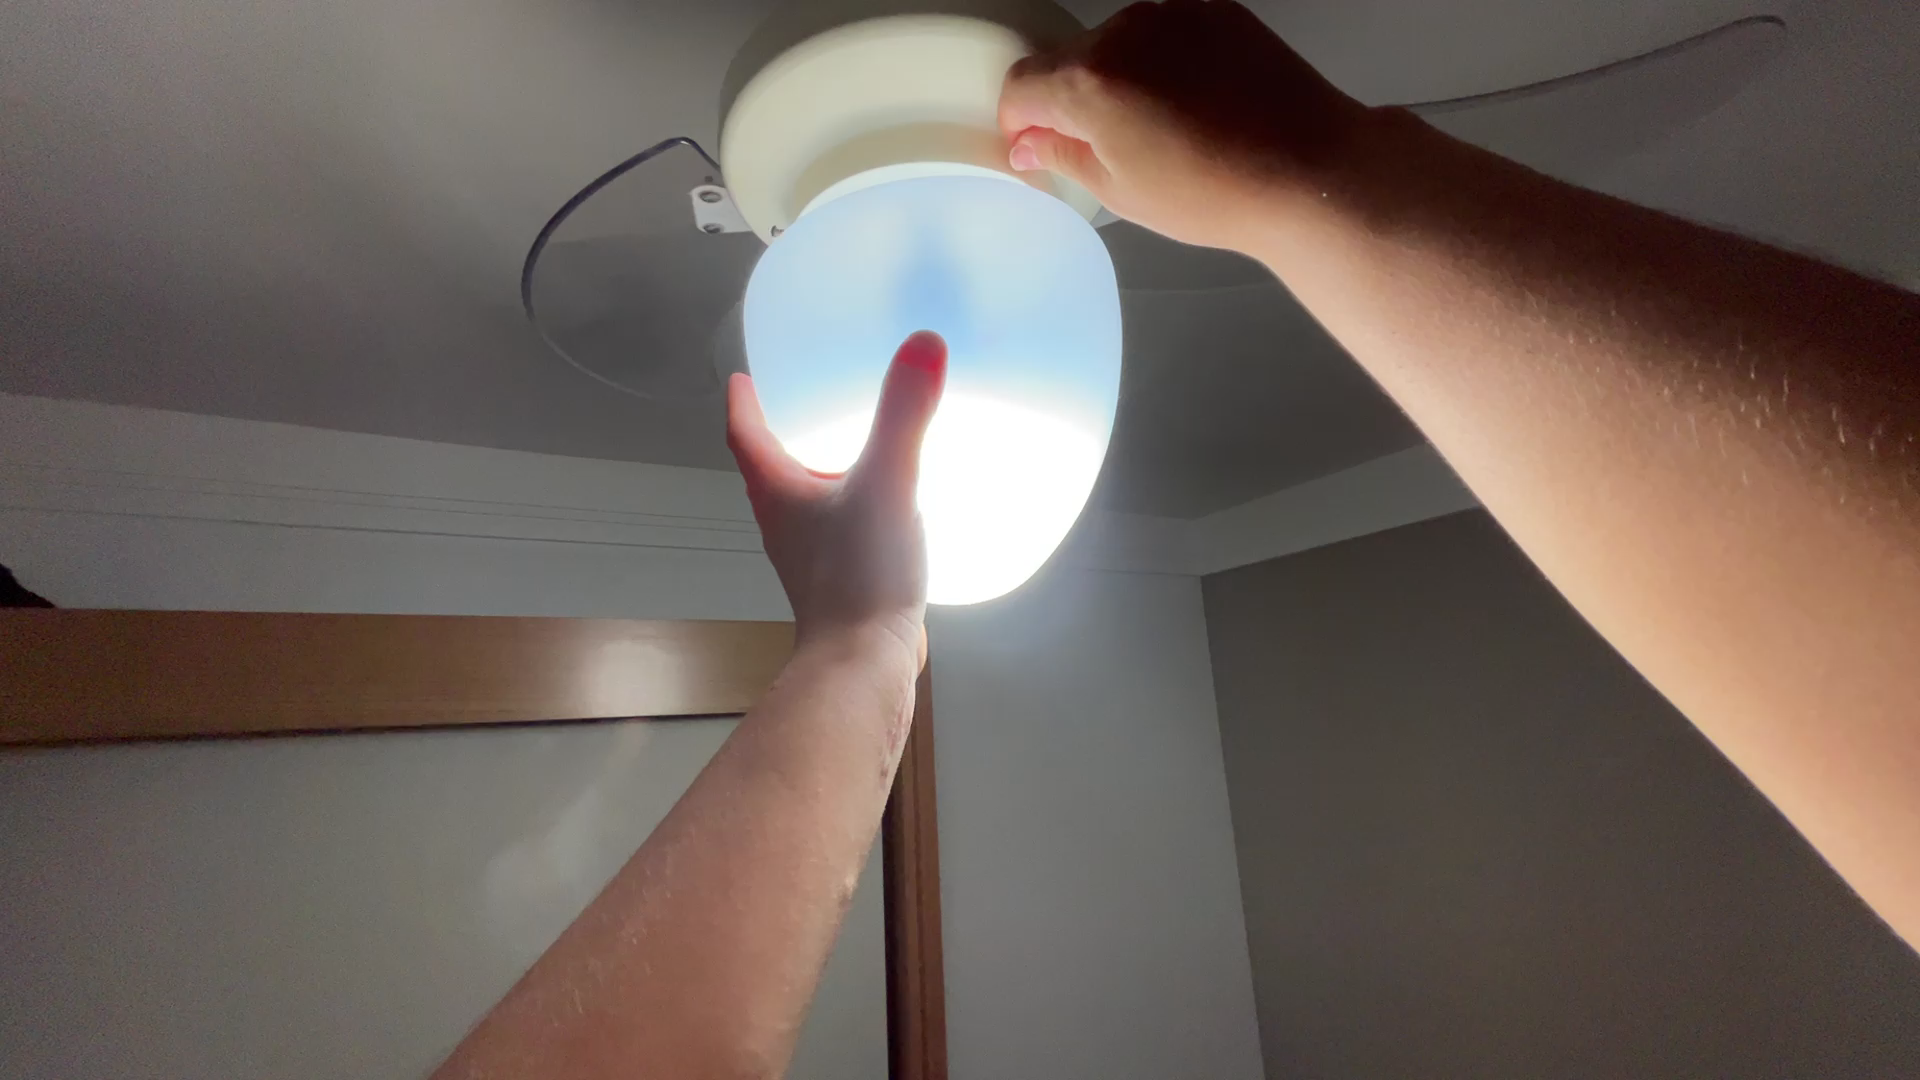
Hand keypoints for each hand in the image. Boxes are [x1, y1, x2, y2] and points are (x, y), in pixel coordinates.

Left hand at [727, 331, 947, 668]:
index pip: (745, 434)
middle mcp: (783, 523)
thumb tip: (924, 342)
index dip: (743, 402)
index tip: (746, 377)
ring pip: (804, 499)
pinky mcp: (838, 579)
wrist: (864, 663)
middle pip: (769, 467)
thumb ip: (903, 415)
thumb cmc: (860, 573)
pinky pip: (838, 526)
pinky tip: (887, 503)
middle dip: (783, 432)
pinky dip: (851, 504)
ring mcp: (809, 555)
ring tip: (851, 444)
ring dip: (818, 471)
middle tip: (809, 400)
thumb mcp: (886, 483)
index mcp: (777, 493)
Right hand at [1000, 0, 1368, 251]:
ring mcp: (1172, 13)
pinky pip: (1158, 34)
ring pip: (1112, 45)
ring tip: (1153, 132)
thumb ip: (1062, 156)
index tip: (1033, 149)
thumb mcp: (1119, 191)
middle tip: (1099, 152)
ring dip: (1111, 83)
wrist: (1302, 169)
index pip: (1021, 85)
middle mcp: (1125, 31)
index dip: (1019, 123)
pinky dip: (1153, 65)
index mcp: (1090, 81)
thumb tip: (1027, 146)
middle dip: (1064, 103)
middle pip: (1064, 61)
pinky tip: (1185, 107)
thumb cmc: (1208, 193)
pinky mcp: (1212, 10)